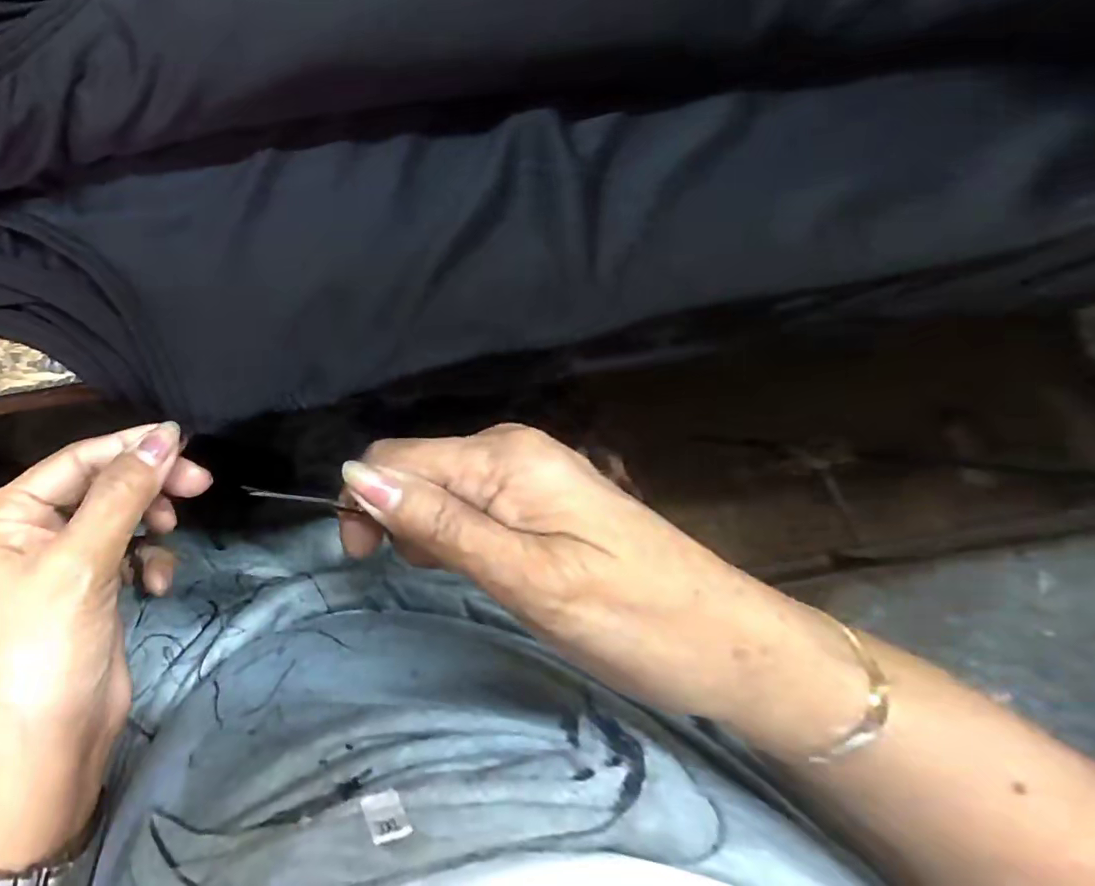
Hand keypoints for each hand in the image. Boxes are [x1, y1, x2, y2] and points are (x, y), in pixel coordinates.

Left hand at [0, 422, 210, 870]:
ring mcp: (60, 557)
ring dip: (150, 522)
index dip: (130, 446)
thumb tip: (166, 435)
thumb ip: (125, 493)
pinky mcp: (89, 584)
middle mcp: (28, 529)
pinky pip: (127, 549)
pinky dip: (148, 559)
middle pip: (101, 484)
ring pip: (120, 514)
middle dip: (147, 484)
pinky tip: (156, 584)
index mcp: (5, 514)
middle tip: (198, 483)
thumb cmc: (50, 644)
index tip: (182, 438)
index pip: (76, 461)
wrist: (52, 746)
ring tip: (169, 537)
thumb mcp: (84, 561)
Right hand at [337, 423, 868, 757]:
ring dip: (428, 530)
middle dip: (399, 518)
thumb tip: (357, 477)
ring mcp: (528, 469)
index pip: (396, 458)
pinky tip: (485, 565)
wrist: (737, 646)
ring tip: (470, 577)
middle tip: (437, 576)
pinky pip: (469, 501)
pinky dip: (456, 533)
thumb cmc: (633, 619)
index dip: (366, 503)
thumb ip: (440, 523)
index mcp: (503, 456)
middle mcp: (510, 447)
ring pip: (438, 486)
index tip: (366, 560)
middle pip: (414, 468)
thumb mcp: (528, 578)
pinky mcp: (539, 495)